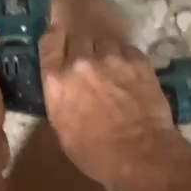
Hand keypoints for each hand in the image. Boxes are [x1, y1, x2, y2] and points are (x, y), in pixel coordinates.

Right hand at [39, 18, 184, 187]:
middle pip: (79, 37)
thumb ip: (60, 97)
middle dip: (83, 48)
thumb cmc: (95, 153)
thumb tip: (65, 88)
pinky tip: (131, 75)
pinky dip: (127, 59)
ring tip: (114, 71)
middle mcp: (81, 62)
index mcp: (57, 80)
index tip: (58, 34)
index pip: (50, 40)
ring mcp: (112, 58)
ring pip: (105, 42)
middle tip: (90, 64)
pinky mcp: (138, 61)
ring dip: (106, 53)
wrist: (140, 155)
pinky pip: (128, 50)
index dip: (54, 34)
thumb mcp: (62, 128)